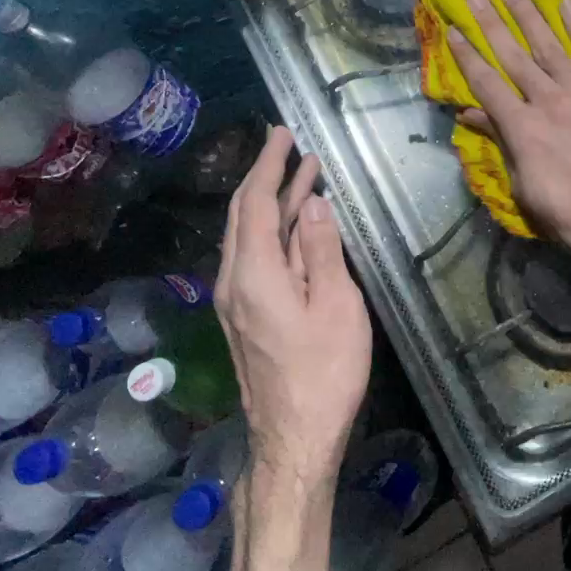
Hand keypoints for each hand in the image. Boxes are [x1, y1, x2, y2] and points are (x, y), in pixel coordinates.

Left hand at [214, 127, 371, 479]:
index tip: (283, 133)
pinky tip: (298, 227)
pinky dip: (274, 230)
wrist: (294, 437)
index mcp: (254, 274)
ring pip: (248, 236)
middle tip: (289, 144)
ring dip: (273, 202)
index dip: (271, 165)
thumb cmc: (325, 371)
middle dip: (266, 176)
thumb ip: (322, 251)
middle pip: (244, 215)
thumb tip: (314, 205)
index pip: (257, 203)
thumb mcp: (337, 305)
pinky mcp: (244, 316)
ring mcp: (235, 301)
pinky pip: (254, 256)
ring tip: (304, 175)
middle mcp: (233, 281)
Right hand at [446, 0, 570, 289]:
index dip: (466, 55)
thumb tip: (471, 115)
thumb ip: (502, 144)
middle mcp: (548, 101)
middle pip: (513, 55)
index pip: (486, 83)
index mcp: (522, 128)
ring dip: (529, 16)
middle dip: (491, 23)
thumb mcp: (525, 188)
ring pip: (549, 46)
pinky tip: (568, 4)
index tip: (452, 29)